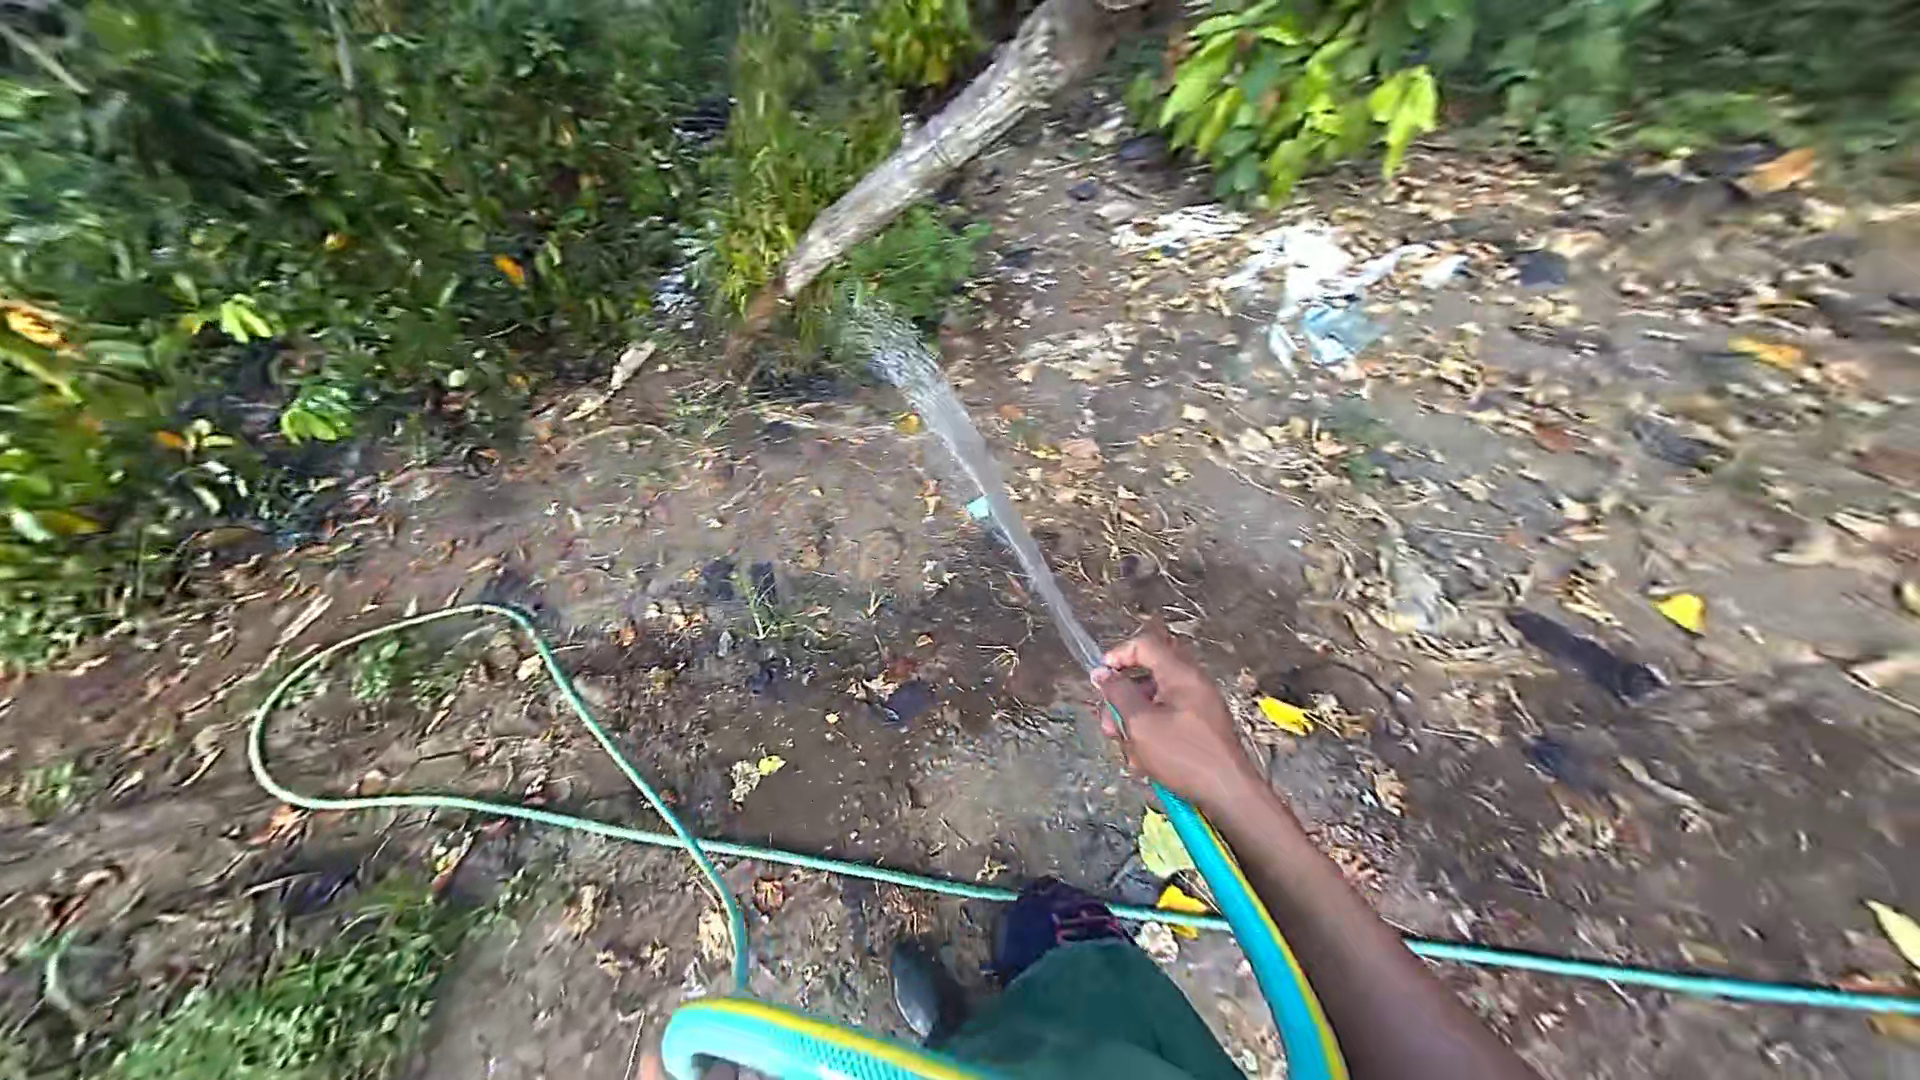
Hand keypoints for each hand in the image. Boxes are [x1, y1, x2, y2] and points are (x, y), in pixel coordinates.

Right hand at [1091, 633, 1265, 812]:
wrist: (1230, 797)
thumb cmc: (1185, 756)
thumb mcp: (1140, 723)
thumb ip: (1118, 694)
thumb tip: (1103, 674)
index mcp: (1181, 675)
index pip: (1145, 645)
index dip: (1118, 656)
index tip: (1101, 678)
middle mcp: (1192, 685)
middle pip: (1146, 679)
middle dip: (1122, 702)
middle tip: (1110, 726)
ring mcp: (1199, 709)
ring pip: (1153, 705)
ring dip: (1134, 725)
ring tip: (1130, 752)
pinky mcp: (1201, 731)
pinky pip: (1167, 723)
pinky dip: (1152, 737)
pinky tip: (1146, 763)